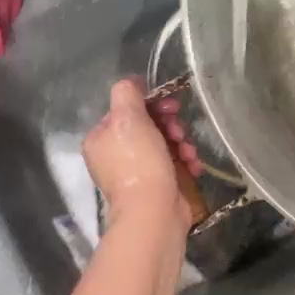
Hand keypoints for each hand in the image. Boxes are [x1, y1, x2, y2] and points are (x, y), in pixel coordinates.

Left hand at [83, 79, 200, 232]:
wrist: (154, 213)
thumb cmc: (138, 163)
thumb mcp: (128, 118)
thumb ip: (127, 93)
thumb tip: (133, 82)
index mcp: (100, 139)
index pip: (126, 110)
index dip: (150, 104)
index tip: (170, 106)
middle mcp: (114, 156)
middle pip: (147, 126)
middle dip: (169, 125)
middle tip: (179, 130)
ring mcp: (136, 173)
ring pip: (164, 144)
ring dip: (181, 143)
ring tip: (188, 152)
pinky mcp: (157, 187)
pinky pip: (173, 164)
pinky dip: (185, 161)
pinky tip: (193, 166)